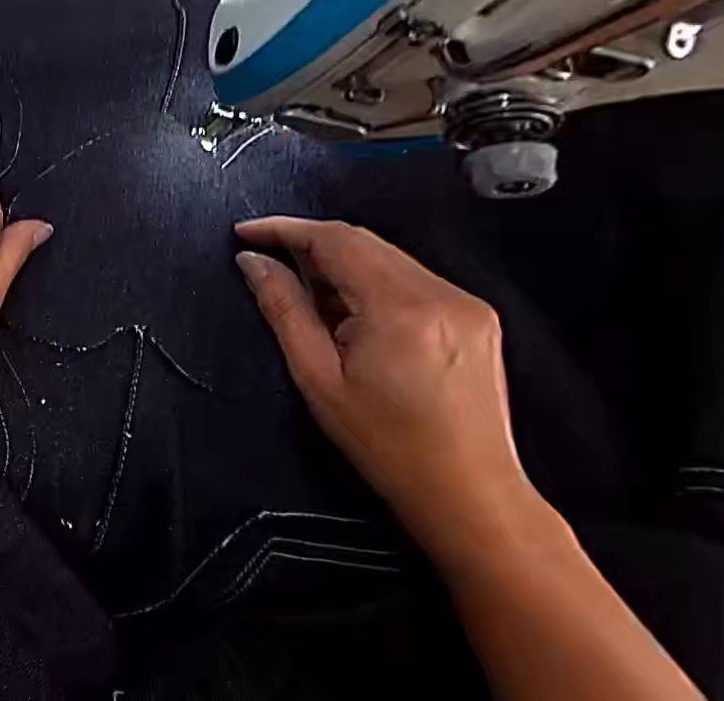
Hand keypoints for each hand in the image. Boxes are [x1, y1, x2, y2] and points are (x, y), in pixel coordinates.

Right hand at [234, 217, 527, 538]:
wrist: (470, 495)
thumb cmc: (390, 447)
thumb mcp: (318, 378)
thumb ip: (283, 308)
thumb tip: (253, 262)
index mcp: (400, 309)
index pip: (334, 239)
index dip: (285, 228)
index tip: (248, 232)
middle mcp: (440, 293)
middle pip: (360, 241)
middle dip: (310, 248)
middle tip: (274, 270)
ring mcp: (464, 301)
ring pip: (384, 255)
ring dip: (340, 267)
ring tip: (317, 308)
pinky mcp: (475, 312)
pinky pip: (409, 275)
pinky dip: (371, 282)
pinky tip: (356, 318)